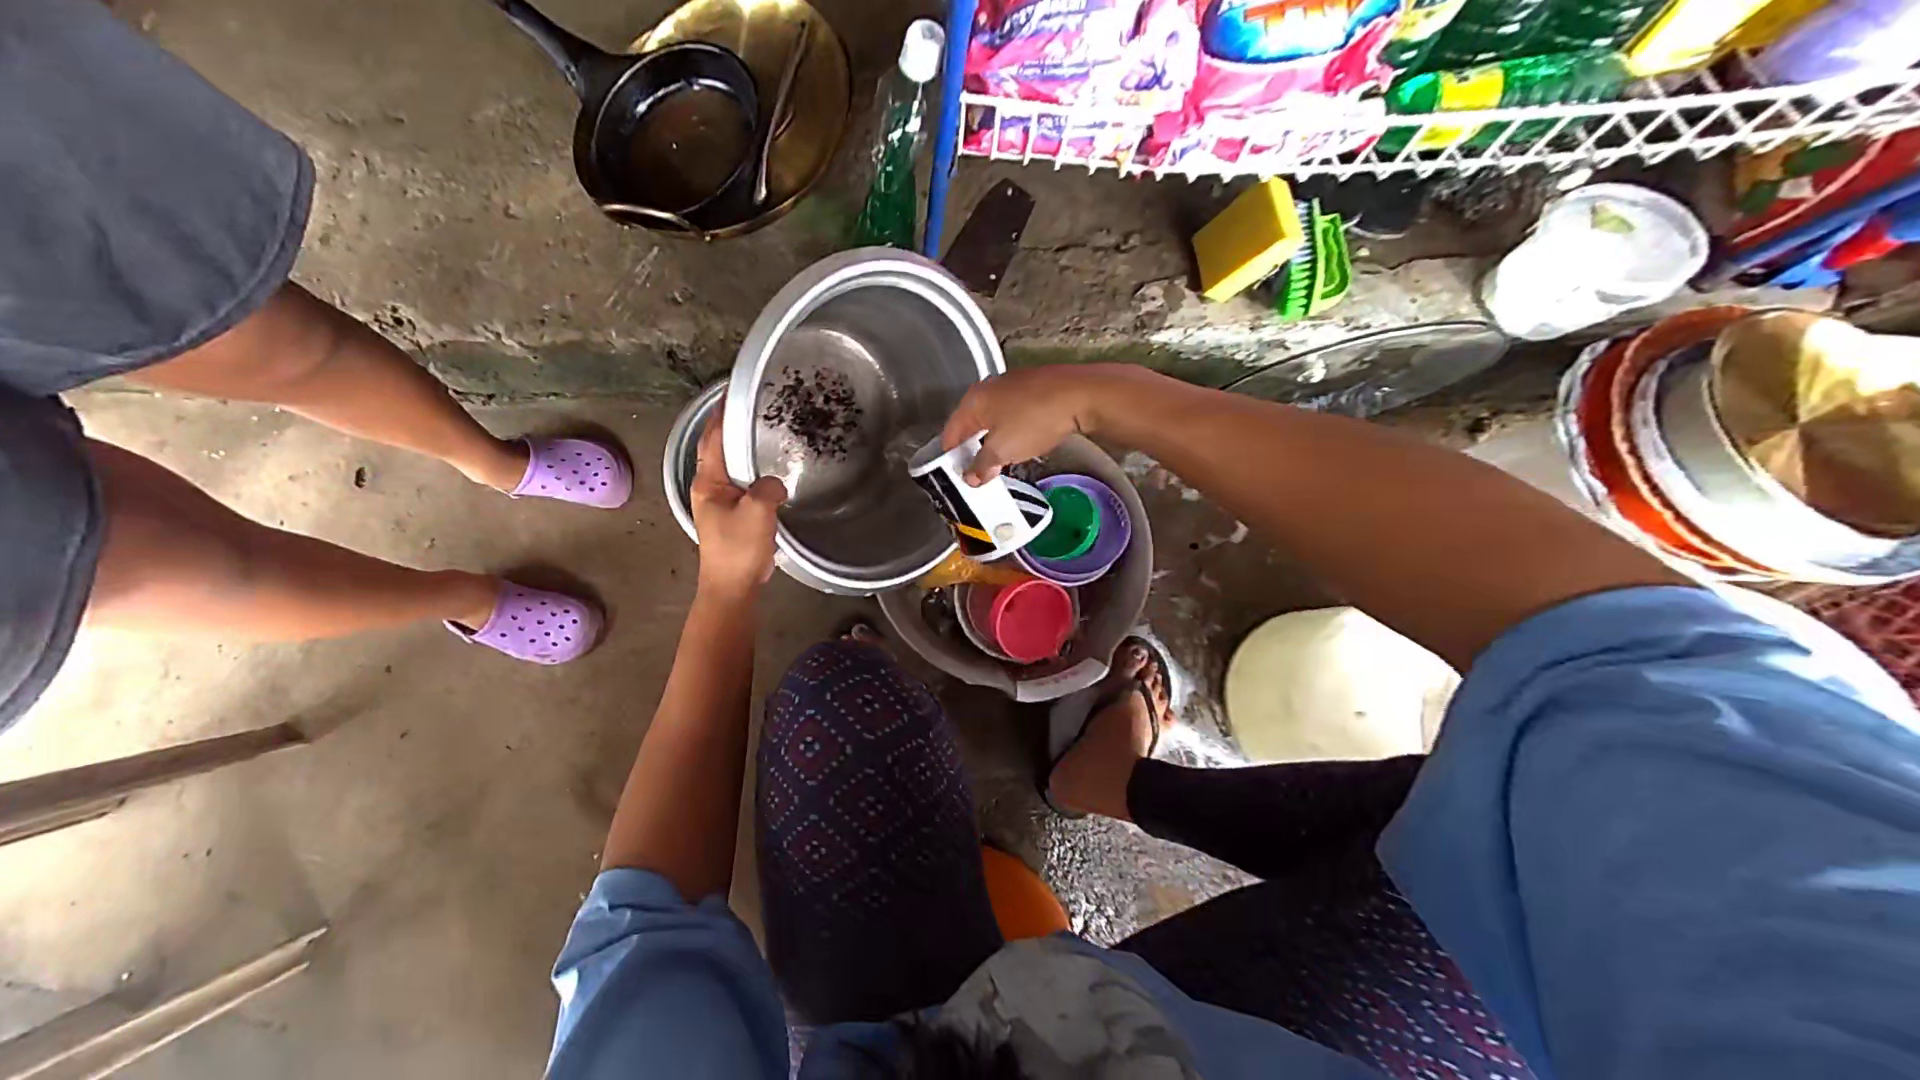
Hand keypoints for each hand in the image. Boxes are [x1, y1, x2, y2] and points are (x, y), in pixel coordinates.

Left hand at [691, 412, 786, 596]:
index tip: (734, 393)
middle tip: (756, 409)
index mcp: (708, 483)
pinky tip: (770, 470)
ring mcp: (719, 503)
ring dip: (742, 450)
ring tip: (765, 433)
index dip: (721, 415)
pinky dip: (753, 471)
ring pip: (731, 467)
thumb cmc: (739, 549)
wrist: (733, 587)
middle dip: (731, 428)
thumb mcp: (758, 512)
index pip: (712, 439)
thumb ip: (768, 488)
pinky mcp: (732, 516)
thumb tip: (776, 483)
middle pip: (718, 450)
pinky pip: (743, 484)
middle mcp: (709, 489)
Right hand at [939, 366, 1113, 483]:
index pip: (951, 431)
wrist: (1081, 396)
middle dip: (975, 449)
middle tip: (982, 471)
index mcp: (974, 400)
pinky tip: (1026, 442)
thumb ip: (981, 465)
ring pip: (996, 418)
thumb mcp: (1002, 451)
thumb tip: (972, 475)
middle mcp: (990, 388)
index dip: (951, 455)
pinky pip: (1017, 412)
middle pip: (973, 424)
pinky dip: (1016, 429)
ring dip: (997, 440)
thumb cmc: (1038, 417)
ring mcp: (1014, 385)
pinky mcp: (1036, 387)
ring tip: (1006, 460)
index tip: (957, 472)